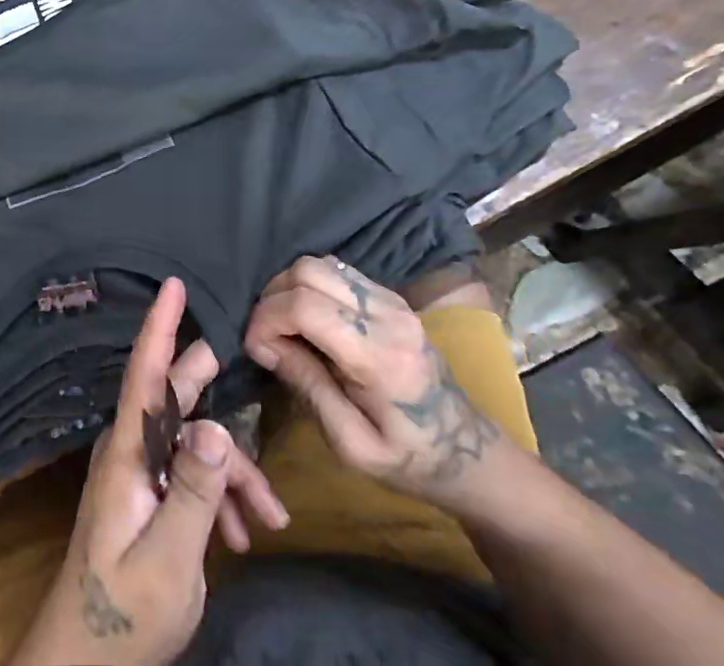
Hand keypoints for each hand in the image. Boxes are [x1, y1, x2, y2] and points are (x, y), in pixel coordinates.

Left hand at [11, 278, 288, 665]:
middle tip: (247, 355)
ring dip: (235, 473)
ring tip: (272, 516)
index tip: (173, 285)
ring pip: (197, 446)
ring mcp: (142, 476)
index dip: (159, 328)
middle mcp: (132, 453)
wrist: (91, 656)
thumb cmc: (124, 609)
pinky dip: (224, 498)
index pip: (144, 376)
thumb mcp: (169, 557)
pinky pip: (194, 479)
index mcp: (128, 454)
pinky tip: (251, 533)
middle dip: (211, 382)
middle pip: (176, 399)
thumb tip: (218, 427)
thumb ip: (195, 492)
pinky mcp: (153, 499)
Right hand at [243, 256, 506, 509]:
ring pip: (317, 264)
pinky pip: (333, 271)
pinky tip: (306, 320)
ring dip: (287, 290)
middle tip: (266, 338)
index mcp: (381, 355)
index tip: (255, 350)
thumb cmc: (410, 459)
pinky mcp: (389, 297)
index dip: (265, 321)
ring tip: (282, 328)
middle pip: (307, 271)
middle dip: (271, 300)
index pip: (304, 306)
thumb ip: (307, 386)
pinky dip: (306, 288)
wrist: (469, 452)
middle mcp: (389, 314)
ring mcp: (392, 300)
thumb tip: (262, 345)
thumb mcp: (351, 444)